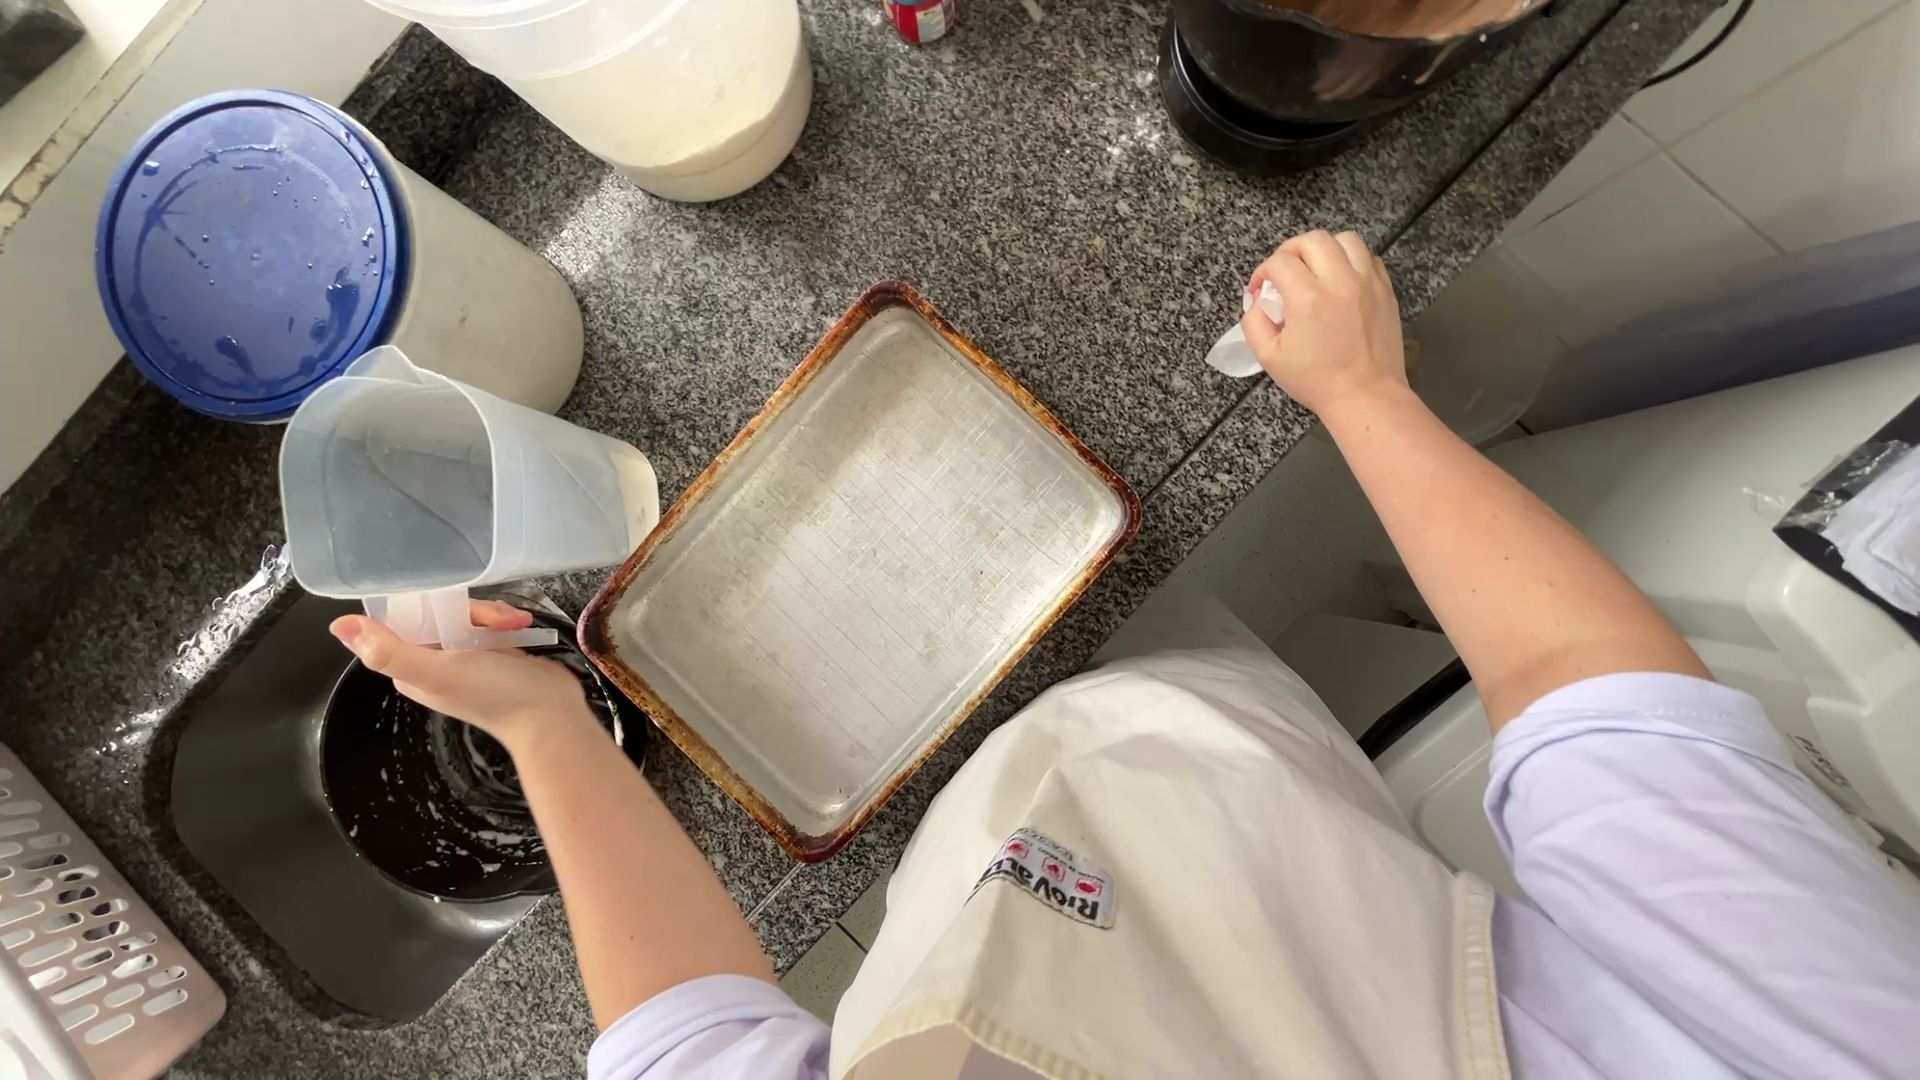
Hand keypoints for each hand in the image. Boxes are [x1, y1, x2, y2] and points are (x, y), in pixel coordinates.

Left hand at [329, 600, 595, 751]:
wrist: (549, 713)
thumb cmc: (493, 693)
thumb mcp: (439, 672)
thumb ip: (389, 651)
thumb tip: (339, 625)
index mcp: (411, 666)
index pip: (406, 619)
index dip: (428, 607)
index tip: (456, 610)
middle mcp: (435, 660)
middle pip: (442, 613)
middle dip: (474, 612)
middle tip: (499, 623)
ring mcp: (467, 656)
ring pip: (470, 615)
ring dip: (495, 615)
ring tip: (517, 626)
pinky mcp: (496, 652)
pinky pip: (492, 623)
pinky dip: (507, 621)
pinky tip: (522, 627)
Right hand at [1241, 230, 1408, 417]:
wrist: (1365, 394)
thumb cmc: (1314, 380)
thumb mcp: (1269, 358)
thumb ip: (1254, 324)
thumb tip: (1256, 303)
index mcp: (1307, 298)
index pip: (1279, 263)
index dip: (1262, 273)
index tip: (1259, 291)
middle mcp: (1339, 281)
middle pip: (1312, 240)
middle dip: (1289, 251)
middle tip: (1282, 273)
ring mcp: (1367, 282)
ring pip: (1344, 239)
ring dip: (1323, 249)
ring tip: (1314, 269)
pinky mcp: (1385, 289)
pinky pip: (1368, 256)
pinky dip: (1349, 259)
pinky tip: (1339, 279)